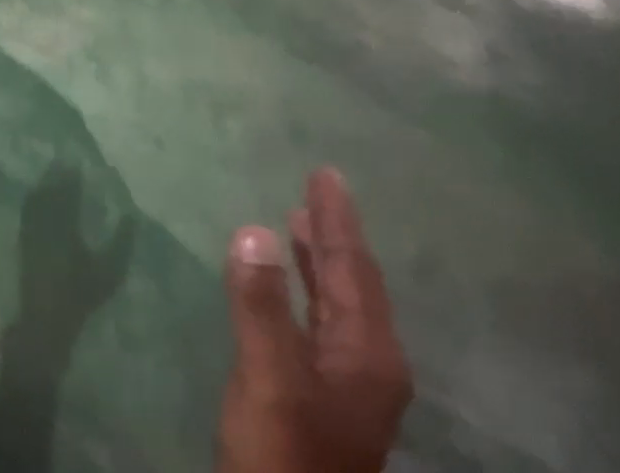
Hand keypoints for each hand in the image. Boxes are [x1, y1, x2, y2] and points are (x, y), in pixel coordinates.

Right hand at [219, 168, 412, 472]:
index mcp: (367, 353)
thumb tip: (253, 230)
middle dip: (332, 235)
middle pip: (352, 284)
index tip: (326, 174)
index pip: (351, 270)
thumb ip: (261, 305)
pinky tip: (284, 287)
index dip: (336, 220)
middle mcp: (366, 362)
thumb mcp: (268, 377)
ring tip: (298, 224)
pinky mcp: (319, 391)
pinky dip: (303, 292)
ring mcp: (345, 381)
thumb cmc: (282, 448)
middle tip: (316, 189)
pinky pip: (318, 322)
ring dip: (318, 262)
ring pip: (336, 304)